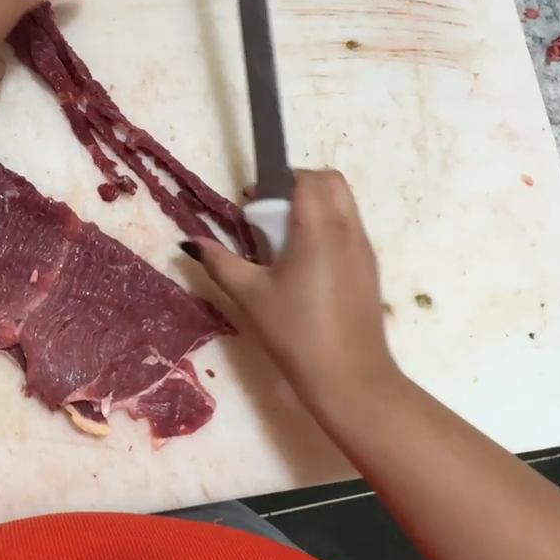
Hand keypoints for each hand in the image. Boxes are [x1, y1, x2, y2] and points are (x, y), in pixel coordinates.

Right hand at [189, 170, 401, 414]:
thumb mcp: (250, 295)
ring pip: (344, 204)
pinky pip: (349, 228)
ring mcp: (363, 250)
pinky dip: (327, 227)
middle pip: (331, 183)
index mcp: (319, 230)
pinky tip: (304, 265)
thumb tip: (190, 242)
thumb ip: (220, 262)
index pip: (307, 178)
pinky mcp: (369, 269)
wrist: (350, 380)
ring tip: (284, 241)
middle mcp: (348, 231)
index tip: (254, 201)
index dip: (279, 179)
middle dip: (299, 186)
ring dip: (314, 206)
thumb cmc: (297, 333)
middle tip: (269, 215)